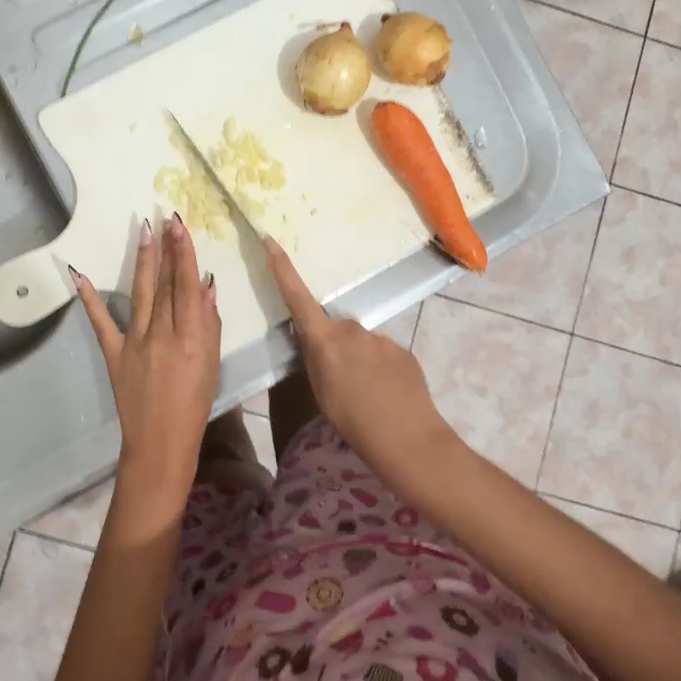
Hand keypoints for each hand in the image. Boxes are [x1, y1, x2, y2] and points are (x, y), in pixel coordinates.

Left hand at [73, 214, 220, 526]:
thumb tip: (205, 285)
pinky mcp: (114, 354)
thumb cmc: (194, 404)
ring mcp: (135, 342)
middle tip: (162, 219)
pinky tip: (80, 274)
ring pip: (140, 294)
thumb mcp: (212, 364)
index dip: (184, 253)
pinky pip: (102, 323)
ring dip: (141, 262)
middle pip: (164, 284)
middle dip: (165, 249)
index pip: (187, 285)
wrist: (160, 442)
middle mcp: (163, 334)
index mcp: (192, 337)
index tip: (180, 226)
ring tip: (142, 233)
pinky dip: (90, 299)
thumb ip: (210, 324)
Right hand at [263, 238, 460, 483]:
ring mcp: (381, 338)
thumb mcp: (321, 393)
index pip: (298, 299)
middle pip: (334, 330)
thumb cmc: (354, 422)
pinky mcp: (402, 350)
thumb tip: (316, 341)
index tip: (271, 241)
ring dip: (357, 362)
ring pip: (360, 345)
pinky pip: (382, 355)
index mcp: (326, 341)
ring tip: (364, 396)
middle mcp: (352, 330)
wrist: (409, 439)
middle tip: (337, 384)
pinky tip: (384, 395)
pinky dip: (378, 371)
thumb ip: (316, 359)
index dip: (283, 269)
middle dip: (333, 347)